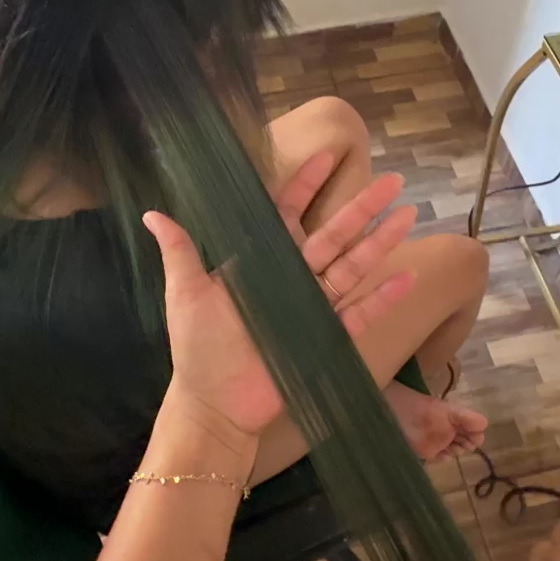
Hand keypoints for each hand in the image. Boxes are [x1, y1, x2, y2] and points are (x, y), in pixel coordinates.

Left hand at [143, 204, 413, 442]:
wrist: (214, 404)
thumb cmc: (198, 347)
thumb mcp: (186, 294)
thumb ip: (181, 252)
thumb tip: (151, 213)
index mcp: (261, 262)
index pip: (287, 213)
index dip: (306, 184)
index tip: (326, 156)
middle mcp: (292, 278)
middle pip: (334, 234)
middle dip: (362, 207)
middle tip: (392, 180)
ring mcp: (313, 306)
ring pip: (352, 266)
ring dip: (380, 242)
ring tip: (408, 215)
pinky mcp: (326, 337)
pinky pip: (359, 314)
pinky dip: (382, 297)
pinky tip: (406, 276)